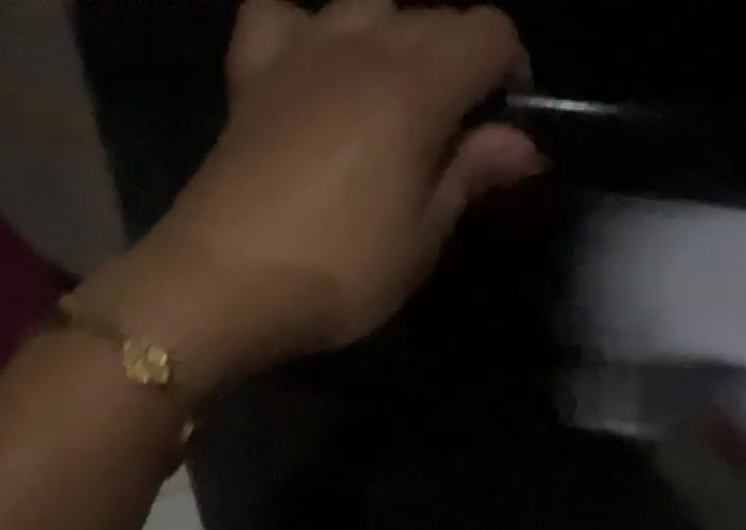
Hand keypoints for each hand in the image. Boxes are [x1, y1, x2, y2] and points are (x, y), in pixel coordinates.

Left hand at [86, 0, 542, 396]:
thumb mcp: (421, 238)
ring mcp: (298, 52)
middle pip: (433, 15)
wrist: (224, 285)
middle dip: (460, 62)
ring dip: (394, 38)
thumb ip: (470, 174)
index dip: (512, 72)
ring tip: (391, 100)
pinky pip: (279, 15)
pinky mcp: (250, 76)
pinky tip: (313, 72)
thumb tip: (522, 143)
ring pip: (365, 4)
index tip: (506, 129)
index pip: (489, 32)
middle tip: (455, 135)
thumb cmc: (340, 272)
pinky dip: (305, 30)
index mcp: (415, 85)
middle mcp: (360, 46)